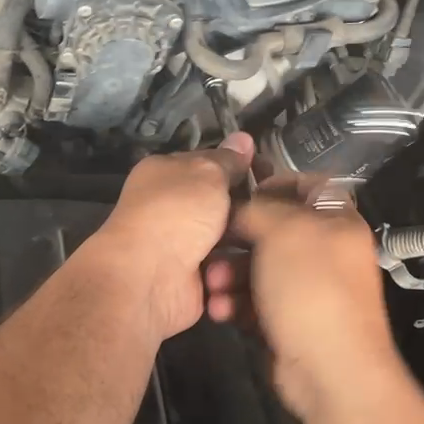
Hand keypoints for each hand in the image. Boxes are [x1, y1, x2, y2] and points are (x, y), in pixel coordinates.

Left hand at [78, 133, 253, 341]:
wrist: (147, 279)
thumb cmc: (175, 214)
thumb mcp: (206, 174)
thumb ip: (228, 160)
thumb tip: (242, 138)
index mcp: (167, 176)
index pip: (211, 167)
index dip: (242, 169)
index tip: (272, 174)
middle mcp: (173, 212)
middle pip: (225, 210)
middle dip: (248, 216)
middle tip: (276, 218)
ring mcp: (183, 251)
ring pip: (232, 248)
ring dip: (244, 255)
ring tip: (255, 255)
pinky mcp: (193, 285)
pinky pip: (227, 281)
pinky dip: (235, 283)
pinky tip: (243, 279)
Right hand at [204, 182, 407, 420]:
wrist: (329, 371)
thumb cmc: (311, 288)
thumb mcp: (284, 231)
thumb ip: (259, 208)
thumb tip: (243, 210)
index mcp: (337, 222)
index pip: (309, 187)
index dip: (275, 184)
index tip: (241, 192)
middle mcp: (325, 253)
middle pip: (274, 231)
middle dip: (238, 239)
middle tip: (213, 245)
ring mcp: (307, 290)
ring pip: (259, 269)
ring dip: (230, 275)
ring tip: (213, 286)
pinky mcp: (288, 322)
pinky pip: (255, 303)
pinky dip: (236, 304)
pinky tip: (220, 311)